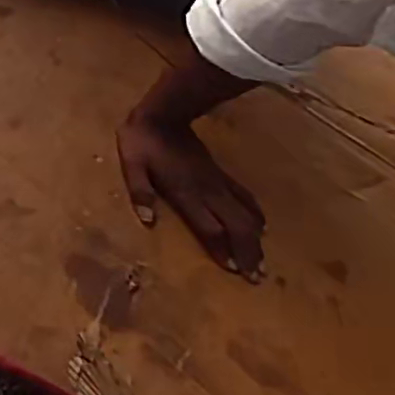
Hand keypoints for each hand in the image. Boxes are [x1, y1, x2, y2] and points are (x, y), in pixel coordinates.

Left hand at [117, 61, 264, 278]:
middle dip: (248, 252)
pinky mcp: (222, 174)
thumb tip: (147, 222)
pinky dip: (257, 216)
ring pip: (247, 216)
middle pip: (237, 227)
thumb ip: (139, 192)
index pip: (209, 227)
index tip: (234, 271)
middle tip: (256, 278)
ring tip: (262, 262)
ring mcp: (218, 183)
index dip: (222, 249)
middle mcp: (207, 191)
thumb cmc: (141, 142)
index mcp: (184, 192)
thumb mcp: (131, 165)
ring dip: (256, 240)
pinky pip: (246, 198)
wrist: (161, 117)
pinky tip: (262, 228)